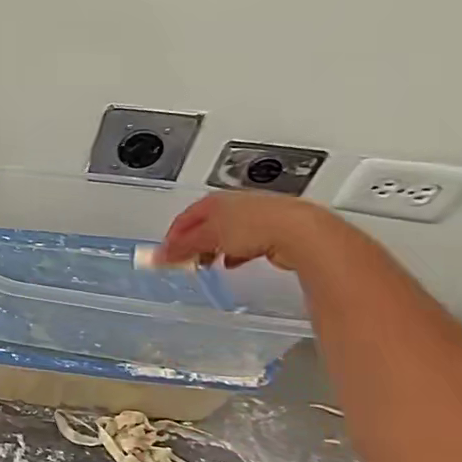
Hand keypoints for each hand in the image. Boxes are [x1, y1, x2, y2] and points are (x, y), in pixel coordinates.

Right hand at [159, 192, 348, 271]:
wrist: (300, 233)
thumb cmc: (255, 226)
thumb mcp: (208, 236)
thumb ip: (183, 246)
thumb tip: (161, 254)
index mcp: (217, 200)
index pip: (186, 217)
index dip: (173, 235)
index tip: (165, 253)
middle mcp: (237, 204)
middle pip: (206, 223)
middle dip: (194, 241)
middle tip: (184, 257)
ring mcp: (257, 216)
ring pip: (227, 233)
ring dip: (214, 247)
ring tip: (208, 261)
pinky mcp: (274, 231)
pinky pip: (246, 243)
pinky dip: (235, 253)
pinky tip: (233, 262)